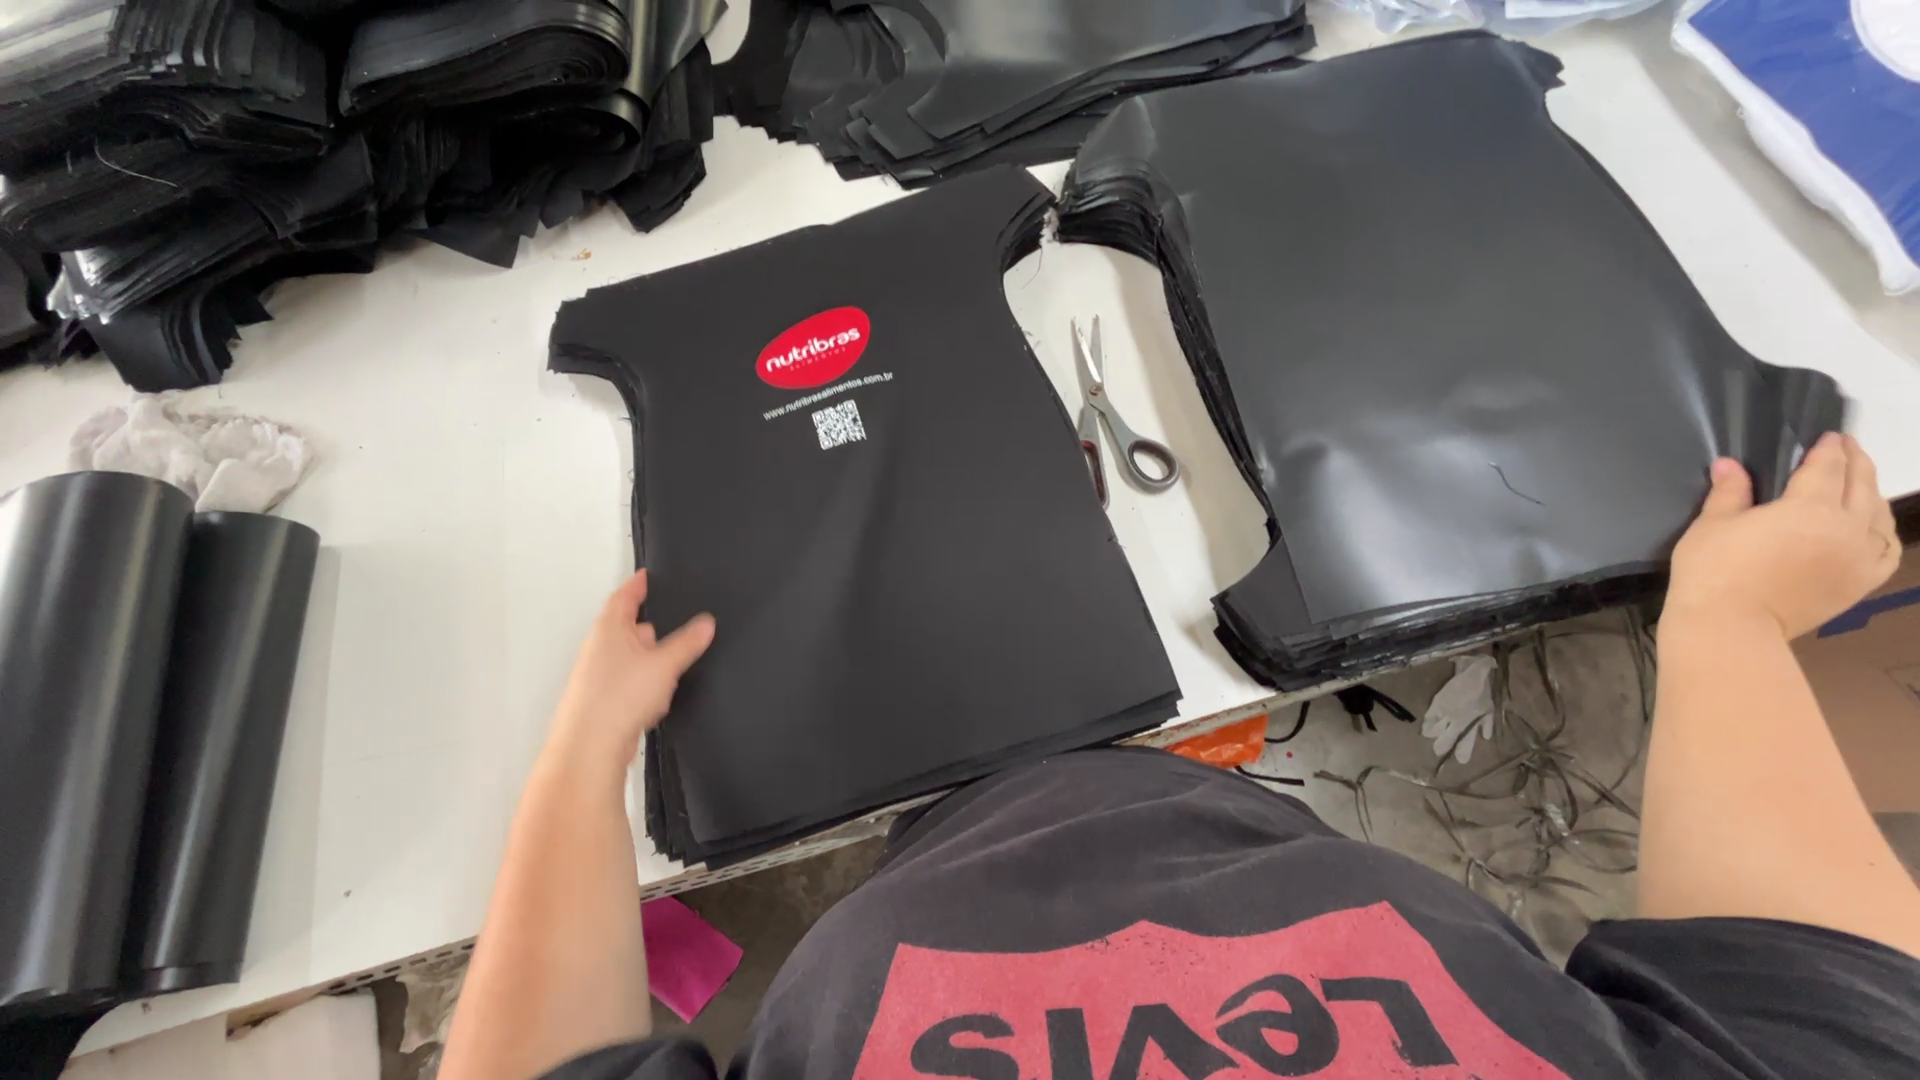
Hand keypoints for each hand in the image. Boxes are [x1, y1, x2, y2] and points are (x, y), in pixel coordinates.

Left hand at [549, 570, 714, 765]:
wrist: (590, 747)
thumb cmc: (618, 698)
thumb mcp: (664, 664)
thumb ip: (688, 642)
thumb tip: (706, 624)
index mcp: (609, 630)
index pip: (623, 597)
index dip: (637, 585)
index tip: (647, 576)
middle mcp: (600, 649)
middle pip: (627, 626)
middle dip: (650, 624)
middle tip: (672, 617)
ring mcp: (600, 676)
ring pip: (631, 656)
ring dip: (650, 656)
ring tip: (675, 659)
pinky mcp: (606, 700)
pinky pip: (631, 681)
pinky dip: (646, 680)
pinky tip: (661, 692)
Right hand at [1666, 433, 1898, 639]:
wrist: (1731, 624)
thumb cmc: (1713, 571)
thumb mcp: (1711, 526)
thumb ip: (1729, 493)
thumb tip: (1730, 465)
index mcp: (1808, 509)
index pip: (1827, 468)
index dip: (1829, 449)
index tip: (1829, 436)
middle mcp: (1846, 527)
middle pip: (1861, 485)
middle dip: (1856, 461)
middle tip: (1848, 447)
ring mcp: (1861, 555)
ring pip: (1879, 513)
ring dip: (1871, 492)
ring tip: (1860, 482)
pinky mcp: (1862, 579)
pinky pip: (1887, 547)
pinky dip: (1883, 530)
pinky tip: (1873, 525)